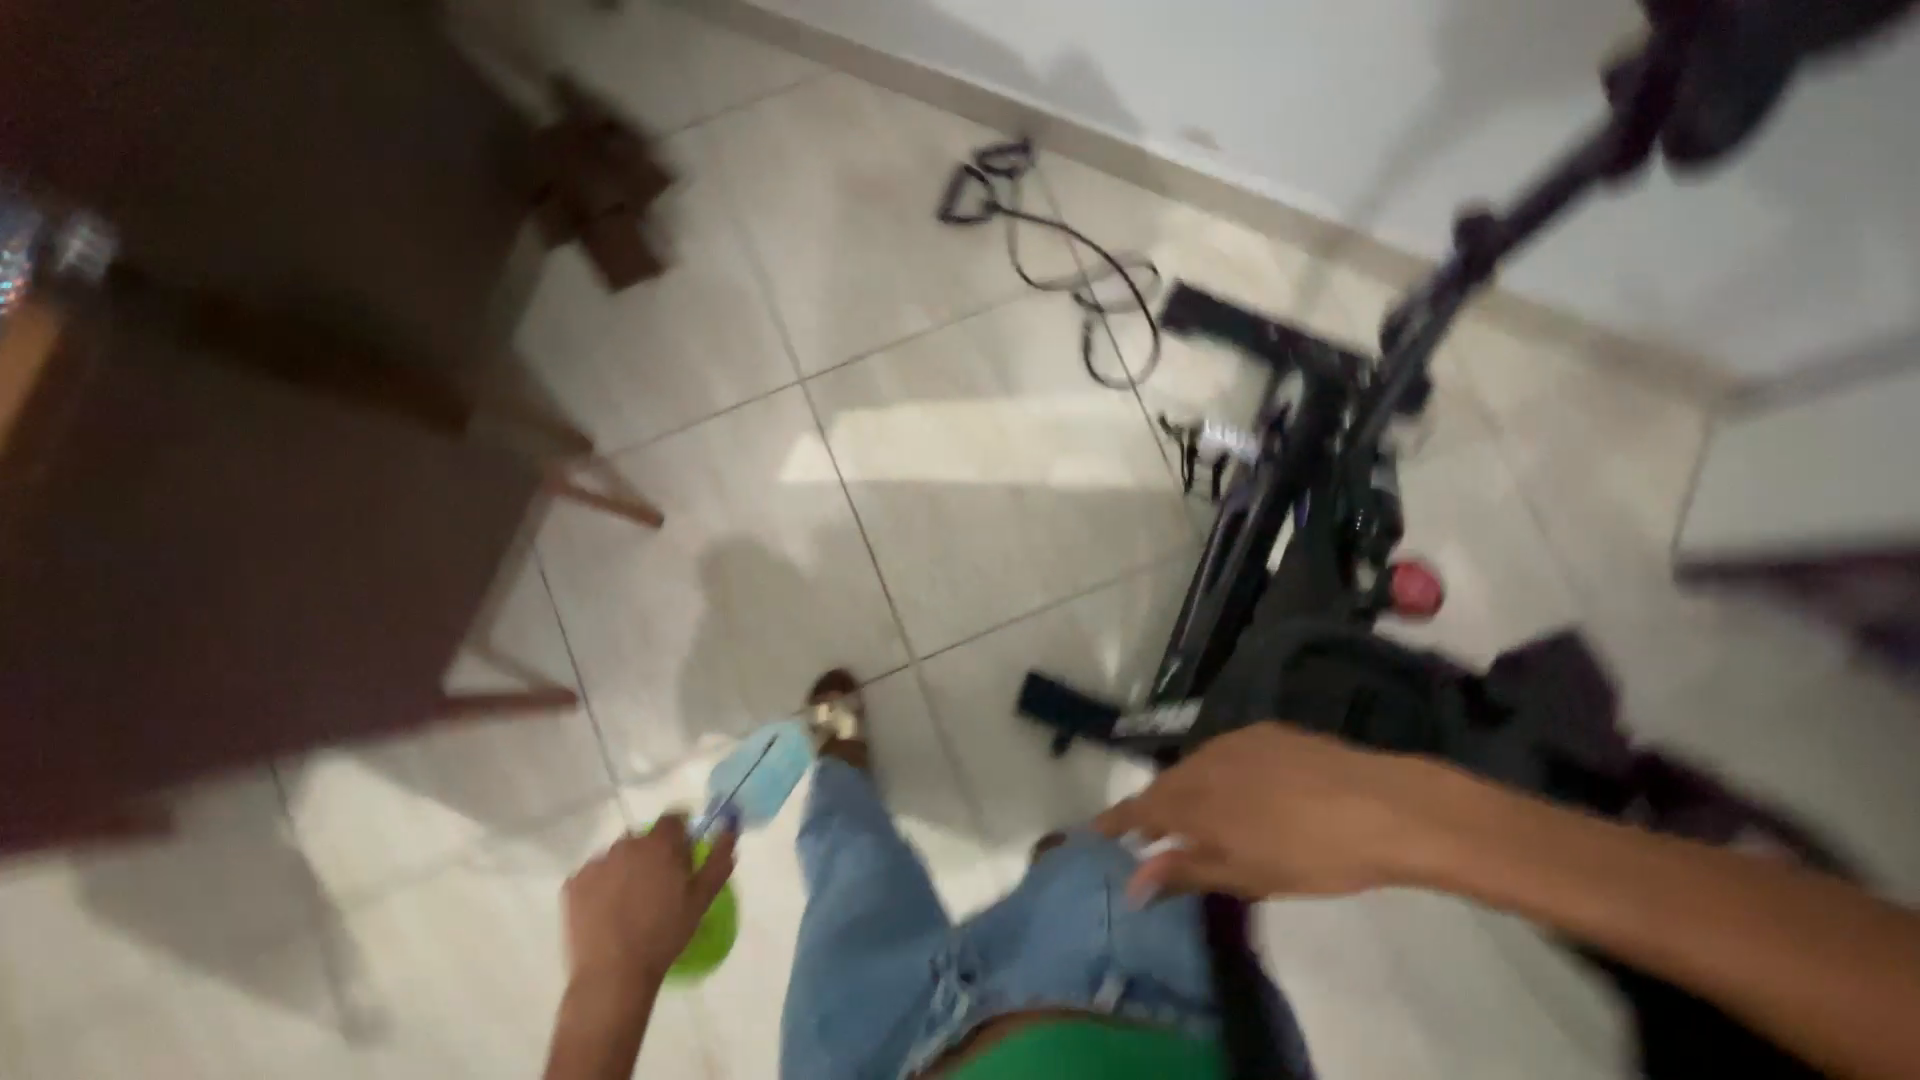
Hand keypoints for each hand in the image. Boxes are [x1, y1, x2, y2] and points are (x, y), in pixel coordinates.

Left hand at [561, 814, 736, 993]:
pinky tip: (607, 913)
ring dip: (626, 869)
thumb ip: (718, 859)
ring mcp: (595, 863)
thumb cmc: (664, 936)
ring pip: (617, 857)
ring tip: (630, 904)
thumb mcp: (702, 899)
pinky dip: (601, 886)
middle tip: (658, 888)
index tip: (683, 859)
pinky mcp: (572, 884)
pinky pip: (593, 875)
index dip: (680, 836)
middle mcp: (625, 844)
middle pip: (643, 839)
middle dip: (652, 855)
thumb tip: (730, 829)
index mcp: (660, 843)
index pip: (673, 819)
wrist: (613, 975)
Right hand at [1094, 723, 1471, 900]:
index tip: (1092, 836)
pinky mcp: (1267, 732)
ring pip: (1194, 768)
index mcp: (1194, 800)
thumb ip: (1185, 871)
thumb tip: (1132, 881)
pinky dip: (1217, 775)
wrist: (1384, 807)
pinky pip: (1224, 753)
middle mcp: (1204, 762)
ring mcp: (1236, 742)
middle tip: (1149, 839)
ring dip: (1185, 792)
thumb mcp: (1246, 875)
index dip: (1114, 824)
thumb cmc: (1312, 854)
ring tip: (1195, 819)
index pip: (1137, 810)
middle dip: (1152, 812)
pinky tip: (1242, 793)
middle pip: (1164, 787)